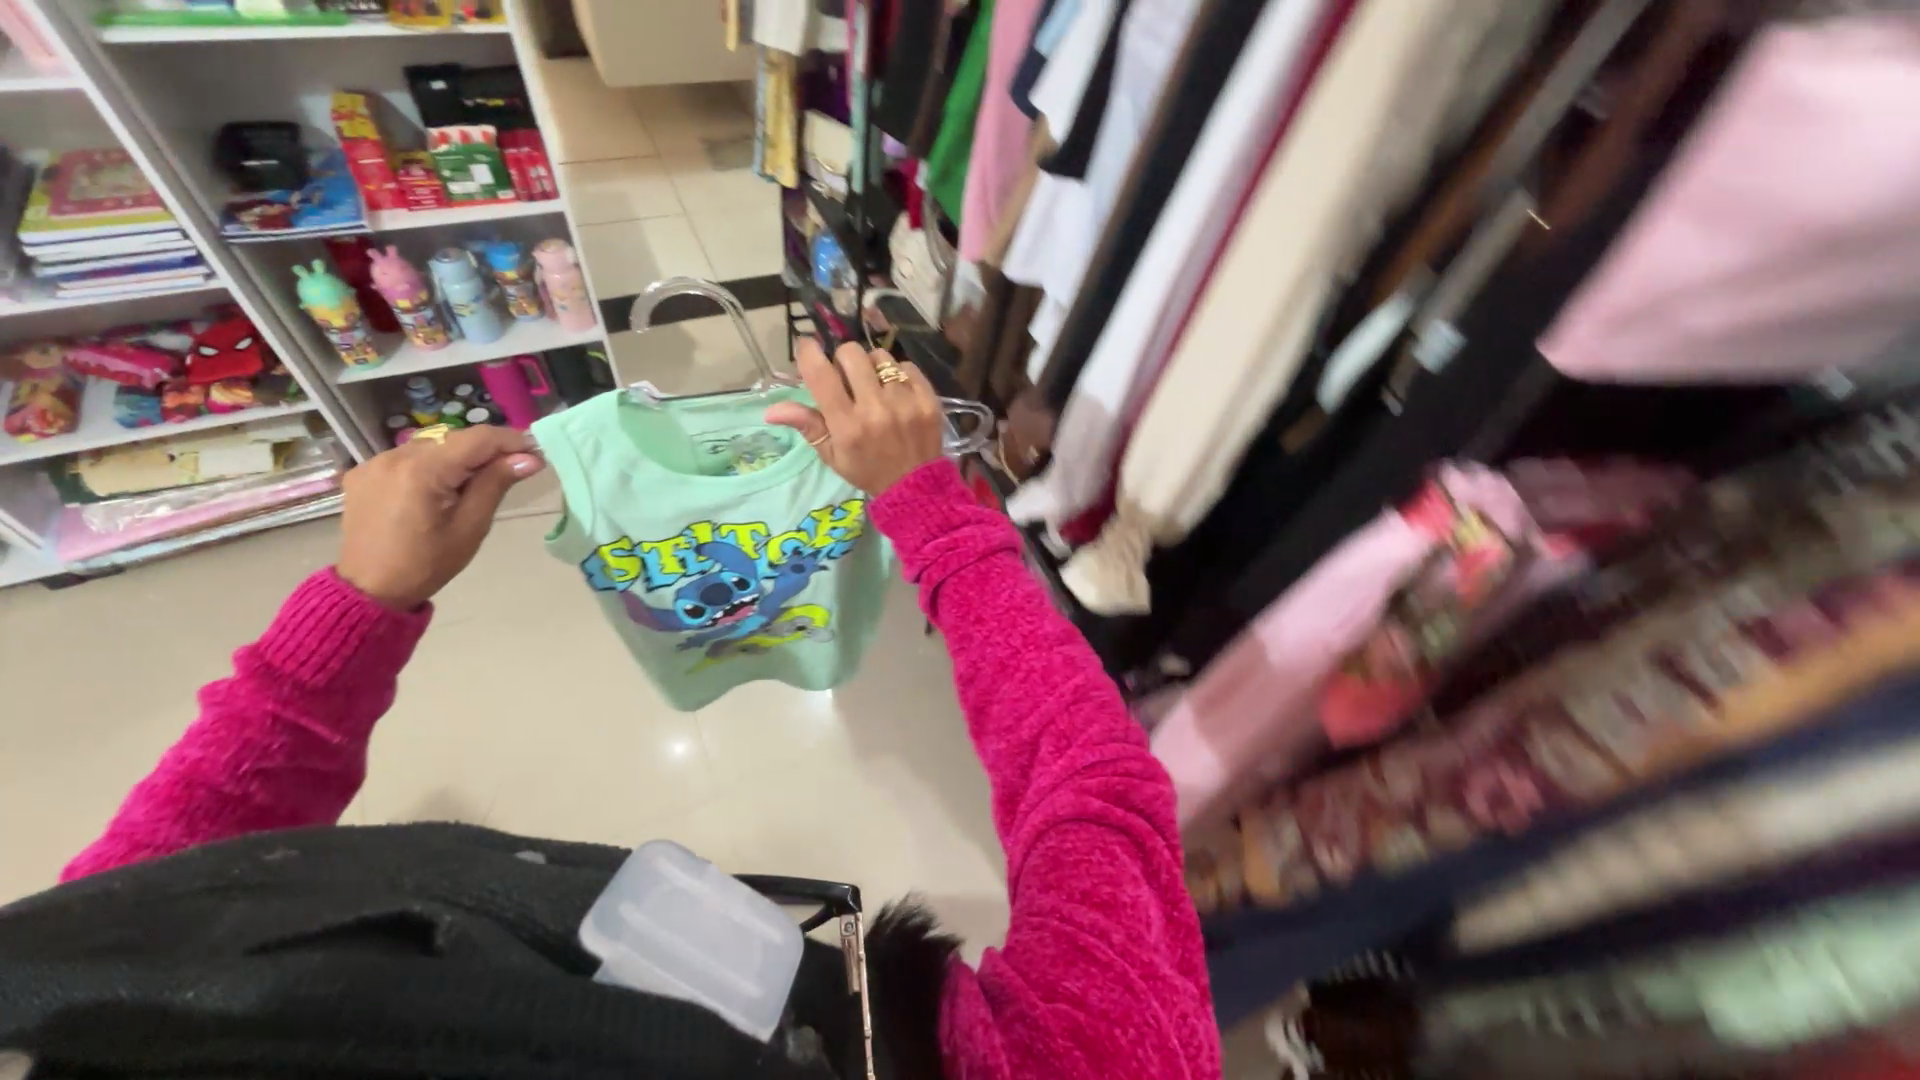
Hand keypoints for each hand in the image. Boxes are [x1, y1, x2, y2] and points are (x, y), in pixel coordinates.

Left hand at [336, 425, 544, 609]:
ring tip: (474, 484)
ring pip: (431, 446)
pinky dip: (432, 465)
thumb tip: (529, 458)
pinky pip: (408, 457)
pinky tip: (439, 488)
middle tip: (512, 470)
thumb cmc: (426, 564)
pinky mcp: (364, 471)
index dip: (511, 440)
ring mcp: (374, 462)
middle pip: (453, 439)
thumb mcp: (471, 527)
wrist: (369, 588)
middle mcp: (394, 456)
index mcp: (422, 471)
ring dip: (458, 457)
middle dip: (486, 451)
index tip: (535, 452)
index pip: (476, 439)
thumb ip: (496, 484)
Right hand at [764, 338, 942, 494]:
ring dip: (872, 367)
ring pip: (880, 357)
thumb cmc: (867, 470)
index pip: (821, 374)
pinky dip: (899, 375)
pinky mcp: (928, 399)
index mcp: (847, 425)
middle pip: (851, 354)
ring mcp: (905, 402)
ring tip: (875, 387)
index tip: (808, 347)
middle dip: (843, 360)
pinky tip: (897, 393)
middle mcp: (875, 409)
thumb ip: (807, 426)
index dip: (809, 353)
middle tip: (847, 378)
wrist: (915, 487)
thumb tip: (771, 410)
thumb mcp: (832, 455)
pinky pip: (907, 367)